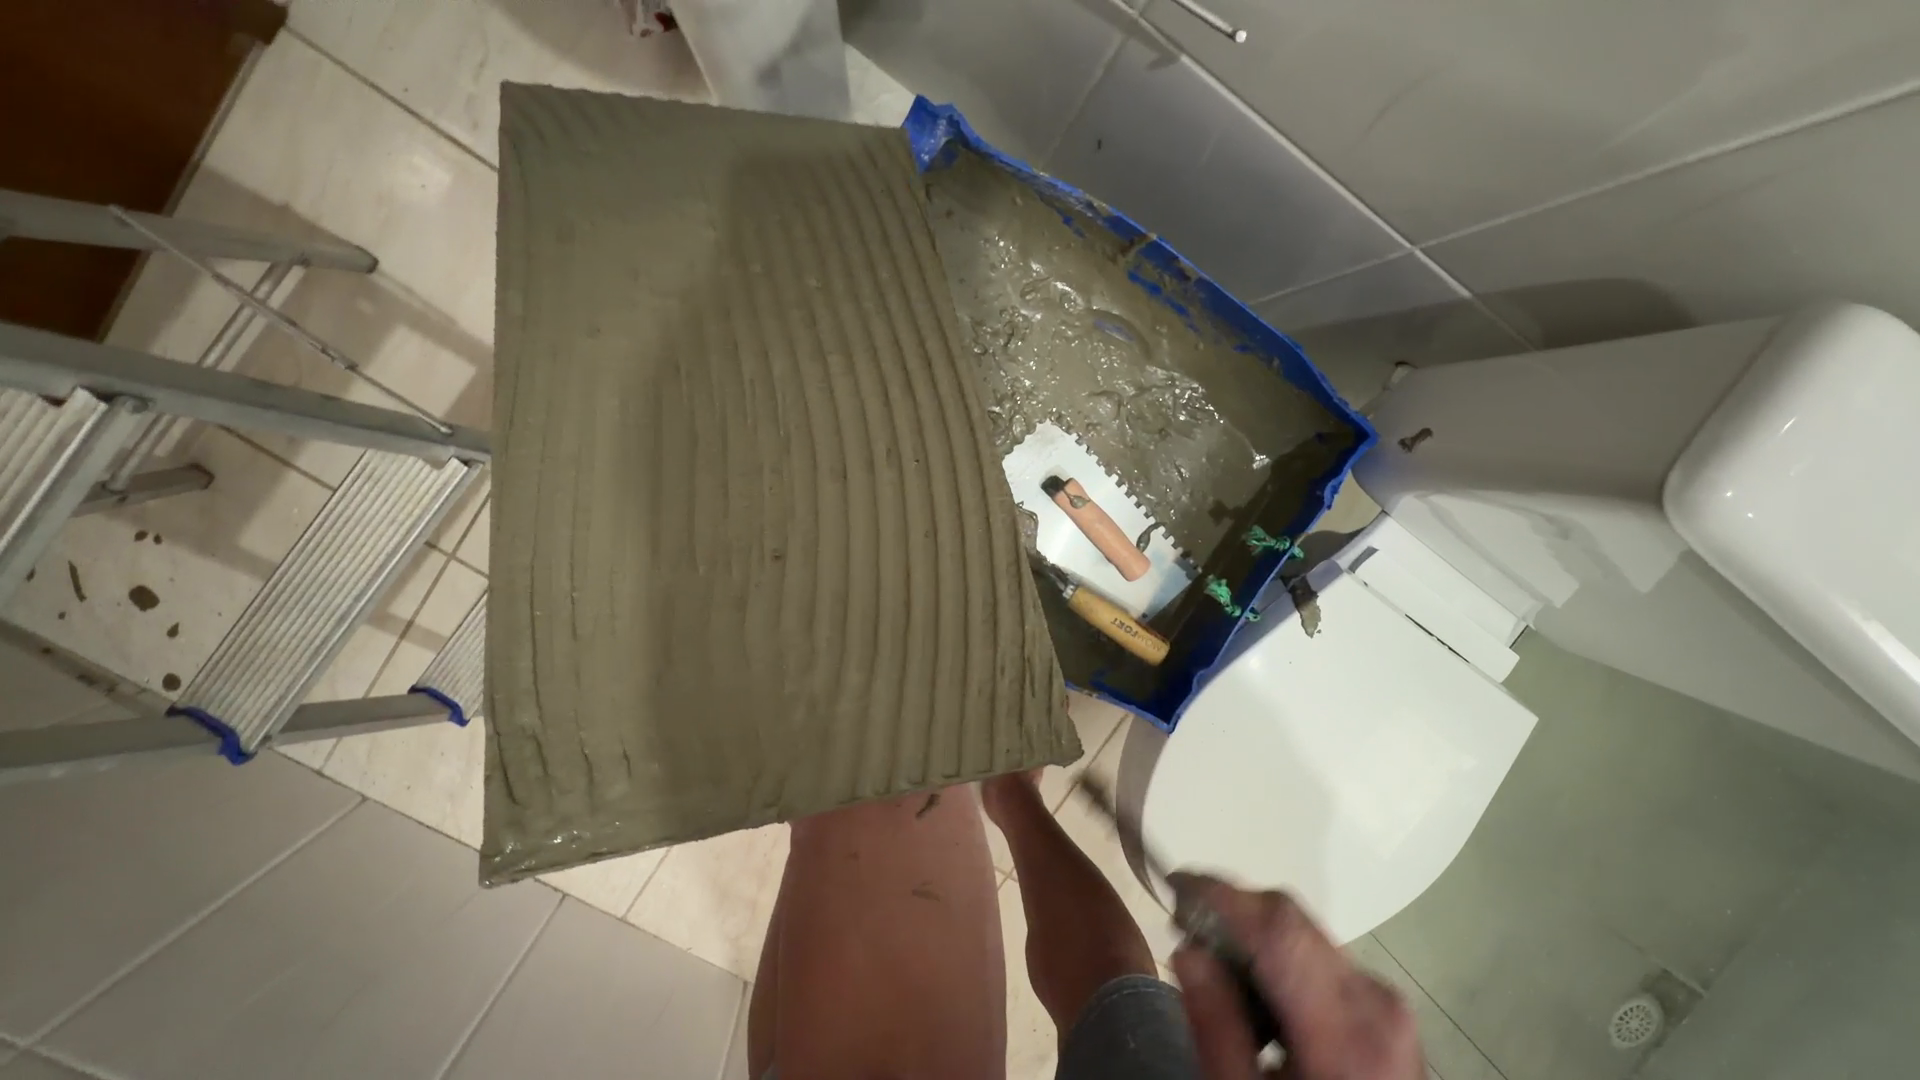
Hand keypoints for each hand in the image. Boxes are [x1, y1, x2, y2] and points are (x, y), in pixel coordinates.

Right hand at [1169, 875, 1423, 1079]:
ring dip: (1253, 937)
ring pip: (1303, 933)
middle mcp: (1374, 998)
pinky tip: (1259, 996)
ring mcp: (1387, 1001)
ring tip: (1218, 973)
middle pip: (1290, 920)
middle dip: (1230, 912)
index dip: (1220, 894)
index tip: (1172, 884)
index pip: (1277, 927)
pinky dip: (1280, 960)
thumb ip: (1216, 1027)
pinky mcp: (1387, 1008)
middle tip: (1183, 930)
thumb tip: (1188, 950)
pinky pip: (1320, 957)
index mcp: (1344, 1028)